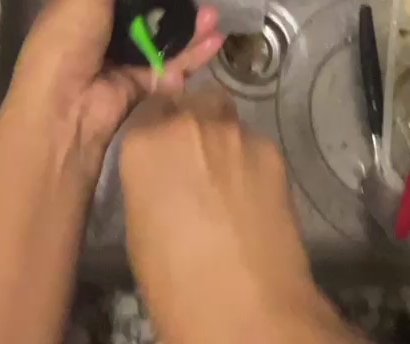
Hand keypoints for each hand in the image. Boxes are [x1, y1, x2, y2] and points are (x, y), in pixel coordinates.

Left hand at [2, 0, 223, 173]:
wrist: (64, 105)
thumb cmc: (69, 37)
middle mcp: (98, 23)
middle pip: (138, 0)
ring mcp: (119, 54)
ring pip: (160, 33)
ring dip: (188, 25)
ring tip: (213, 16)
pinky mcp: (138, 82)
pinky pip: (169, 64)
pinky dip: (191, 55)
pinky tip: (213, 42)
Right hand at [119, 87, 357, 343]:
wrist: (246, 309)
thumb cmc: (174, 282)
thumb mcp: (139, 223)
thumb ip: (149, 176)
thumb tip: (163, 170)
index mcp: (143, 141)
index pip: (146, 106)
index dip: (154, 125)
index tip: (160, 148)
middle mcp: (187, 122)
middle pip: (187, 100)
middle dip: (188, 120)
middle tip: (193, 158)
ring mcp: (232, 132)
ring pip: (223, 114)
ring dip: (219, 134)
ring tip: (225, 177)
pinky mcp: (271, 149)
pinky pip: (252, 141)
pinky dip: (248, 159)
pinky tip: (251, 194)